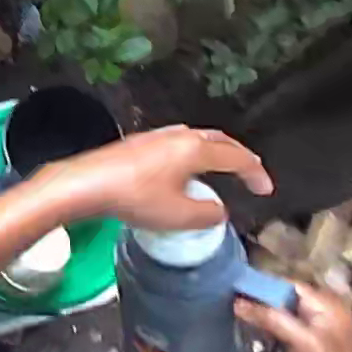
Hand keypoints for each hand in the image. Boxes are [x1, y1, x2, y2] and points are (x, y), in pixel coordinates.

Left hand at [38, 125, 272, 228]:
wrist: (86, 182)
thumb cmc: (135, 198)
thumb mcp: (178, 215)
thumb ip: (206, 213)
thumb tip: (217, 209)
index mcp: (195, 149)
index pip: (237, 157)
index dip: (255, 173)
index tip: (265, 189)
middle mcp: (178, 136)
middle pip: (217, 140)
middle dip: (237, 155)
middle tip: (248, 172)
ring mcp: (155, 136)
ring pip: (195, 138)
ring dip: (212, 152)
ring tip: (217, 169)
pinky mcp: (137, 143)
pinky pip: (175, 144)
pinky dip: (190, 155)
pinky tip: (180, 170)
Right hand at [234, 283, 351, 351]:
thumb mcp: (300, 340)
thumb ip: (269, 317)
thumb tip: (236, 302)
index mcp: (325, 303)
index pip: (286, 284)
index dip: (261, 283)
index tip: (232, 284)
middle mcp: (316, 312)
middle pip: (279, 298)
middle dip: (255, 299)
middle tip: (226, 297)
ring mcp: (306, 331)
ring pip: (275, 314)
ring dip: (256, 315)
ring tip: (228, 311)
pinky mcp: (297, 348)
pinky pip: (275, 331)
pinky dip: (260, 330)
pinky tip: (242, 329)